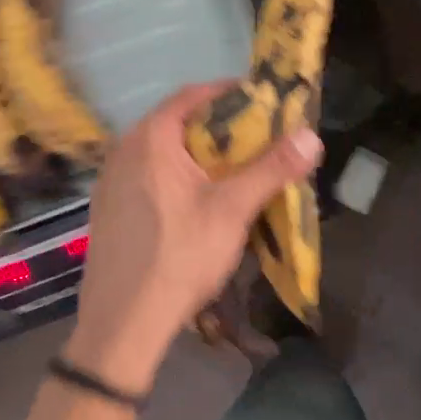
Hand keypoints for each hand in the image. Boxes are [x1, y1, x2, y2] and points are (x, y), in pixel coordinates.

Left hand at [64, 82, 322, 395]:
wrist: (122, 325)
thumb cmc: (178, 257)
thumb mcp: (232, 210)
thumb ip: (271, 168)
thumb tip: (311, 136)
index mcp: (150, 138)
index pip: (194, 94)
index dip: (231, 94)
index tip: (265, 105)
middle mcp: (124, 149)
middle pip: (179, 122)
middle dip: (220, 127)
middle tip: (258, 141)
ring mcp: (111, 180)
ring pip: (163, 151)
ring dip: (200, 155)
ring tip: (236, 171)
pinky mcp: (109, 208)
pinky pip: (149, 175)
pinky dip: (178, 176)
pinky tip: (200, 203)